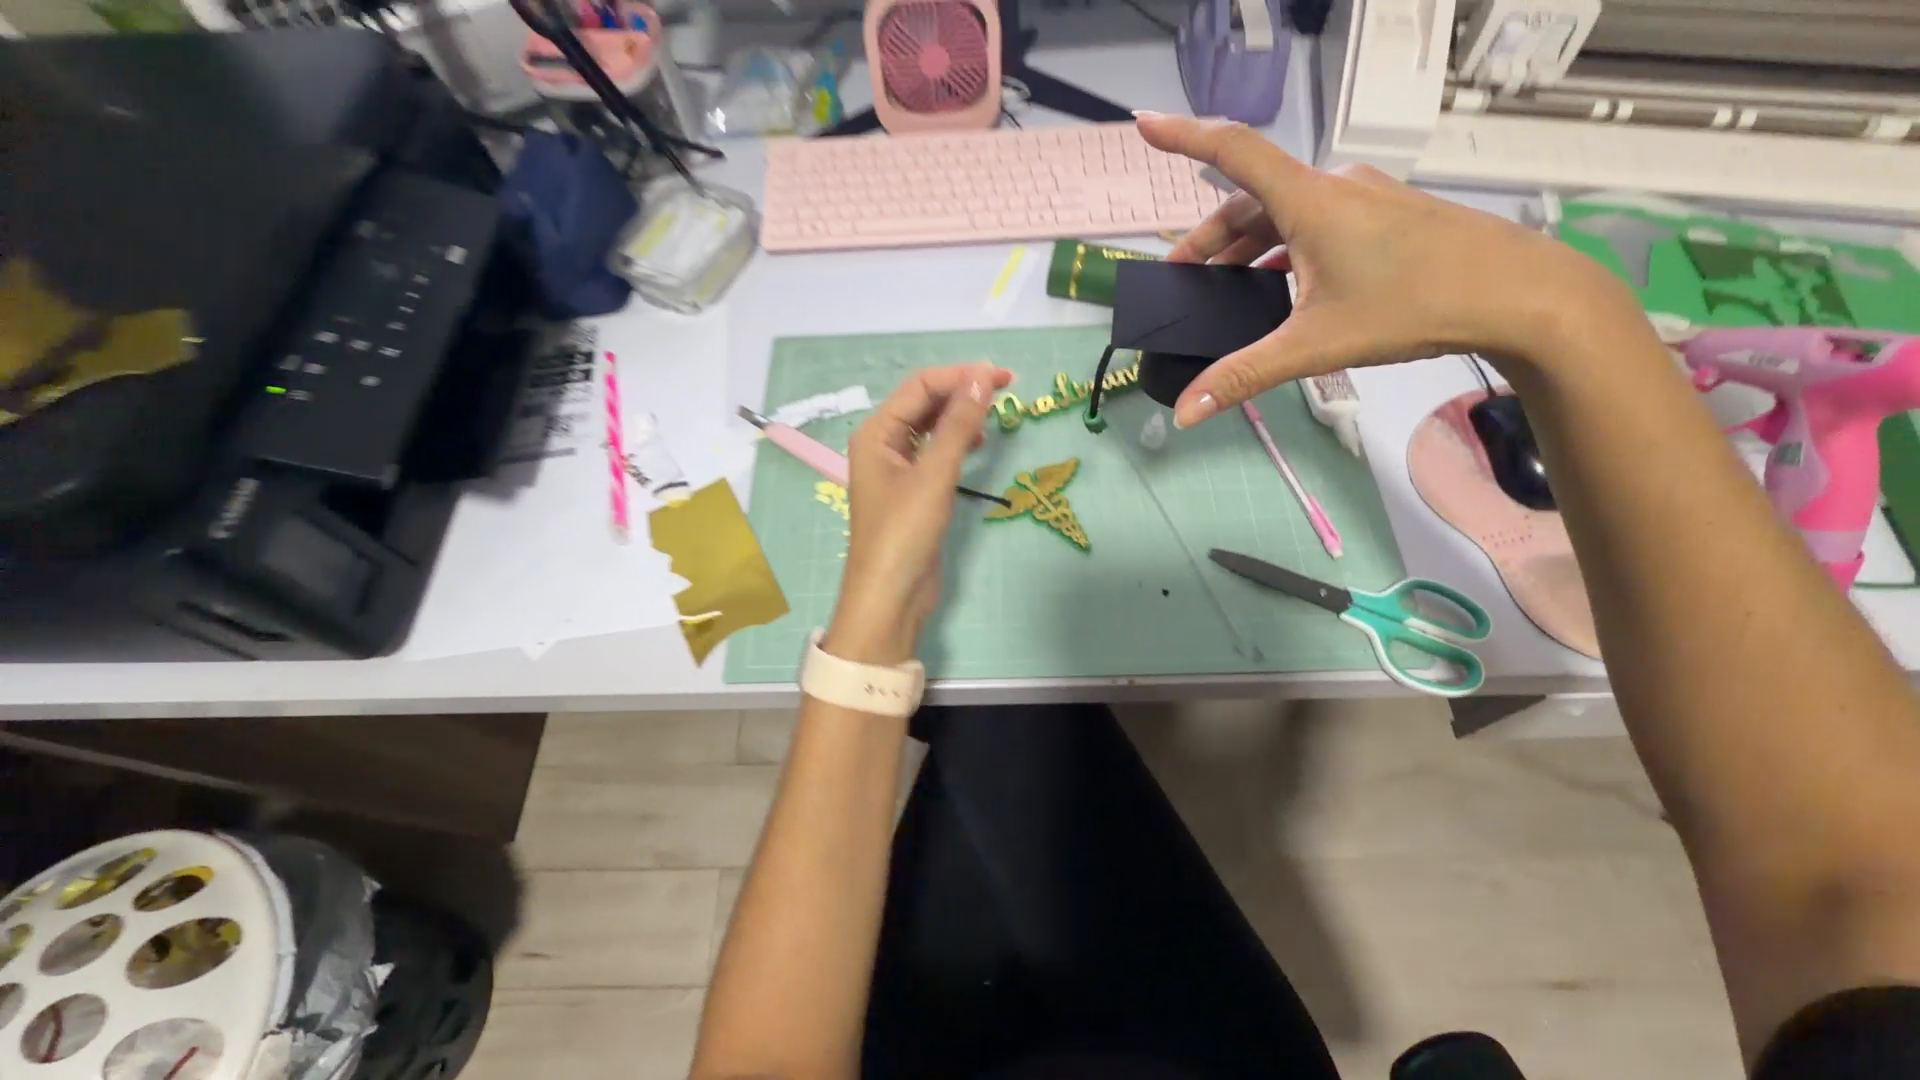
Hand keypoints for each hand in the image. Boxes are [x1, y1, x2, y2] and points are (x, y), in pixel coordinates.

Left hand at [823, 363, 1013, 665]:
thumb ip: (958, 425)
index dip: (959, 376)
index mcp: (876, 433)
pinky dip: (956, 443)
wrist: (890, 597)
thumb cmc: (904, 533)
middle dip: (960, 392)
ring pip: (930, 427)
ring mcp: (896, 468)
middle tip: (1005, 390)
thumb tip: (981, 379)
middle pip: (923, 403)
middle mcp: (882, 444)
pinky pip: (935, 452)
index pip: (919, 387)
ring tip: (993, 417)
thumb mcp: (934, 475)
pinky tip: (977, 445)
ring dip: (960, 416)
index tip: (1001, 377)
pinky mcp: (912, 491)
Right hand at [1134, 113, 1646, 427]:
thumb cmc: (1415, 307)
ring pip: (1285, 211)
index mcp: (1309, 200)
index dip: (1182, 137)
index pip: (1232, 151)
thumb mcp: (1316, 345)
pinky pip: (1316, 221)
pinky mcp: (1387, 215)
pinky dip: (1284, 246)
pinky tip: (1283, 284)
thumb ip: (1244, 376)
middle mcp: (1334, 187)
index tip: (1143, 124)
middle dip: (1208, 238)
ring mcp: (1365, 198)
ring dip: (1247, 245)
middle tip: (1181, 277)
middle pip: (1251, 198)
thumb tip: (1184, 413)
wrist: (1522, 294)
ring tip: (1225, 286)